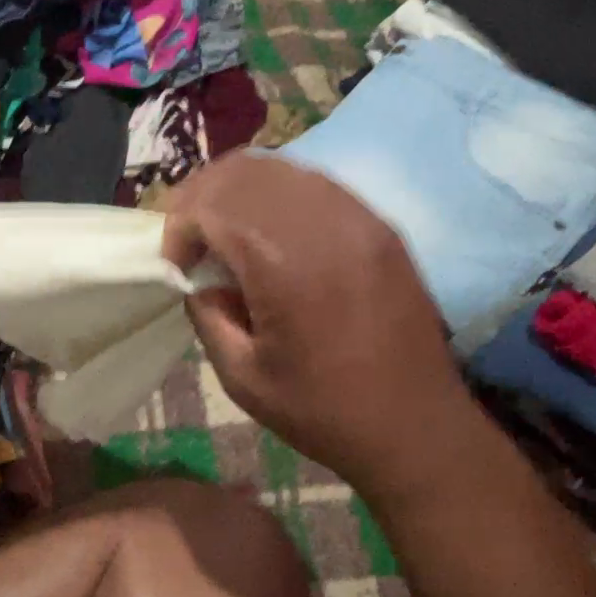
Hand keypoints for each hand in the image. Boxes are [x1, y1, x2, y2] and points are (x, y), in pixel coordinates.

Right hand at [163, 153, 477, 499]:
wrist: (419, 429)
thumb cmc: (323, 411)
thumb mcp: (241, 376)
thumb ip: (206, 313)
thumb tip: (195, 275)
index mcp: (285, 266)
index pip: (210, 206)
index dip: (178, 228)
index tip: (177, 265)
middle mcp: (323, 225)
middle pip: (240, 172)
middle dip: (200, 196)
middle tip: (190, 237)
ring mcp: (357, 218)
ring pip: (278, 167)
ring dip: (238, 191)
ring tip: (225, 229)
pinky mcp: (378, 224)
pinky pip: (313, 184)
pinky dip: (277, 194)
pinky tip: (269, 232)